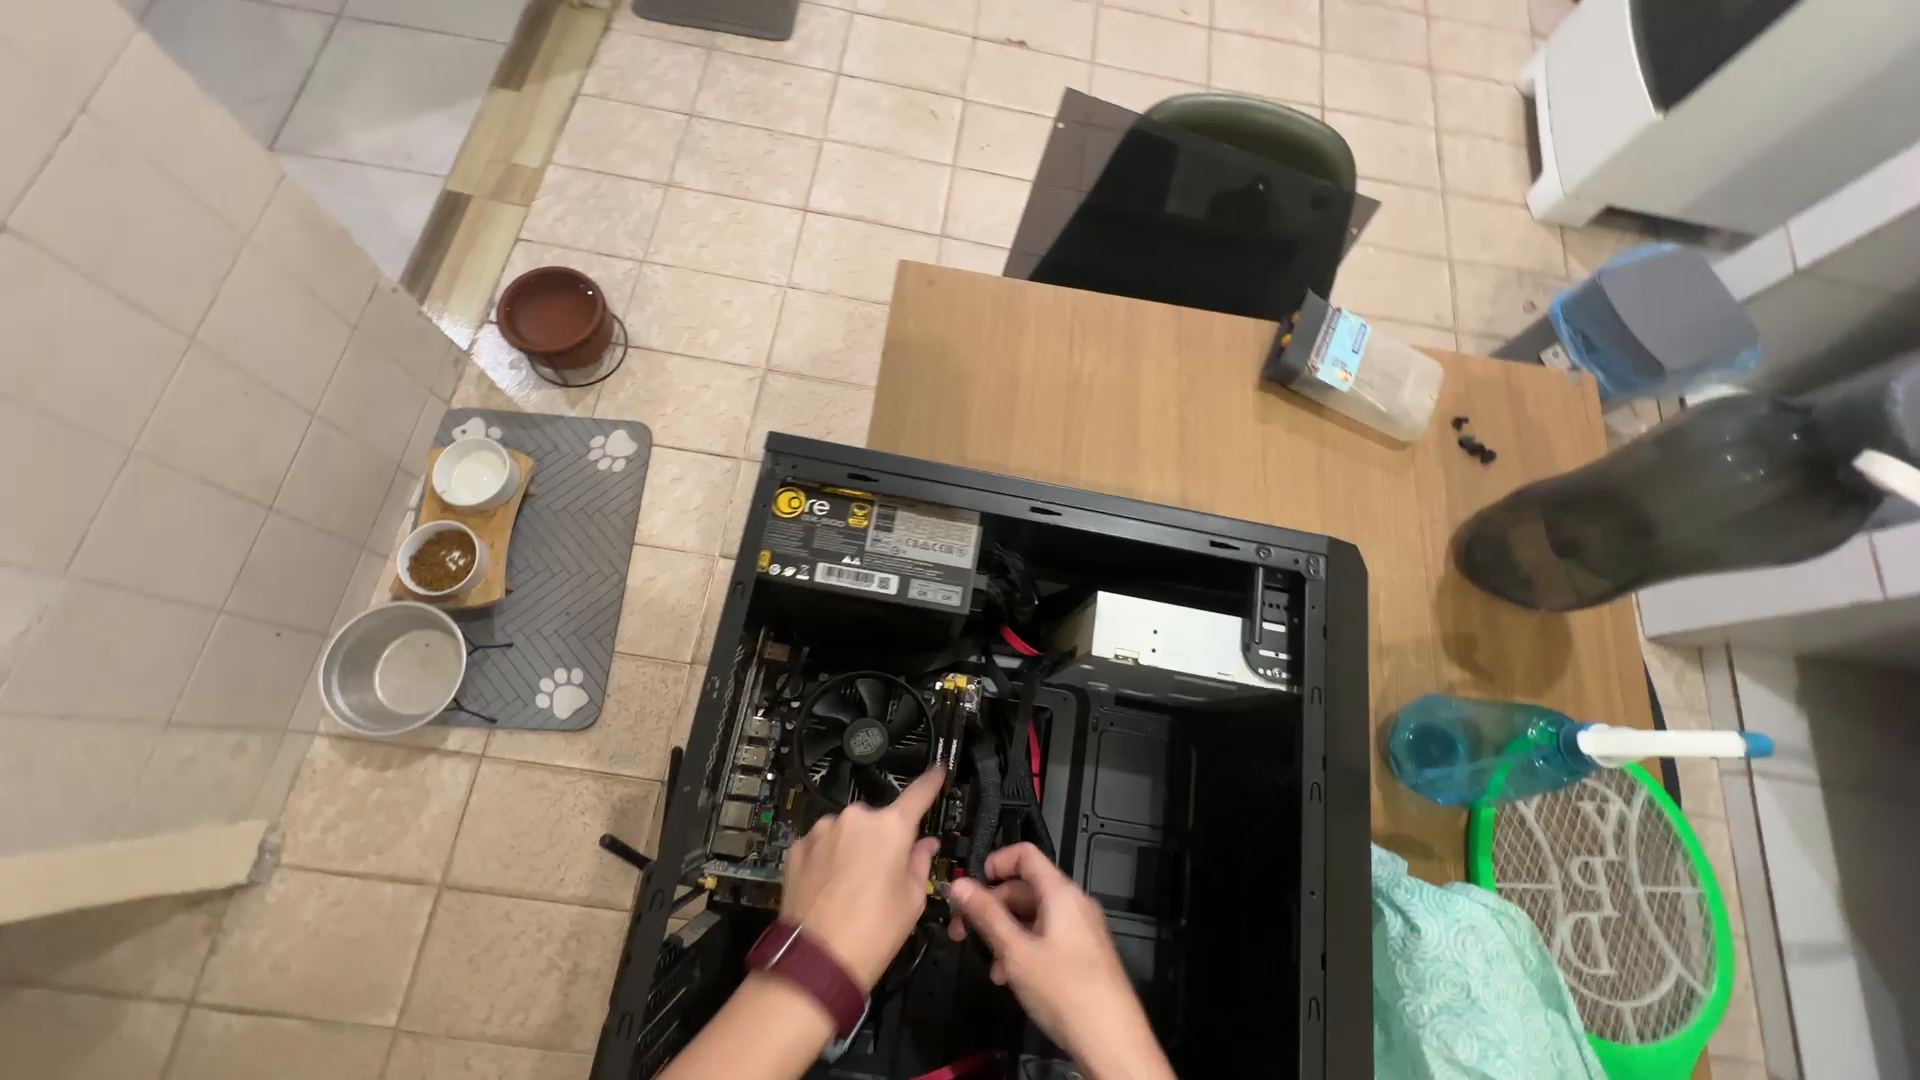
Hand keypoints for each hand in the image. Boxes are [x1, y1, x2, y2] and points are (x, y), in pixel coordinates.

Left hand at [780, 769, 943, 993]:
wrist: (816, 961)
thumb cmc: (875, 931)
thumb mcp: (912, 900)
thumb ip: (920, 862)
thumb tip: (924, 844)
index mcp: (890, 827)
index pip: (919, 793)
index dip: (932, 781)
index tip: (939, 768)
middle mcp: (855, 818)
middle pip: (878, 820)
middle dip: (883, 838)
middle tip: (884, 874)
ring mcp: (821, 830)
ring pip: (847, 831)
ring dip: (852, 848)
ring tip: (851, 887)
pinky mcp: (796, 847)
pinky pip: (822, 845)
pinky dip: (828, 859)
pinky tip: (828, 888)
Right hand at [947, 844, 1171, 1078]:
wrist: (1112, 1041)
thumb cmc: (1064, 991)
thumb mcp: (1016, 952)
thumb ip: (986, 915)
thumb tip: (959, 884)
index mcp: (1060, 892)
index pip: (1025, 854)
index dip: (994, 862)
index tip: (970, 885)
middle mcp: (1074, 903)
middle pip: (1025, 888)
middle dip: (991, 906)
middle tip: (962, 930)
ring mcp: (1081, 929)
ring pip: (1034, 916)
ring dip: (1005, 933)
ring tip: (990, 964)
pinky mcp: (1084, 953)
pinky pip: (1047, 936)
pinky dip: (1024, 948)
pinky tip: (1011, 978)